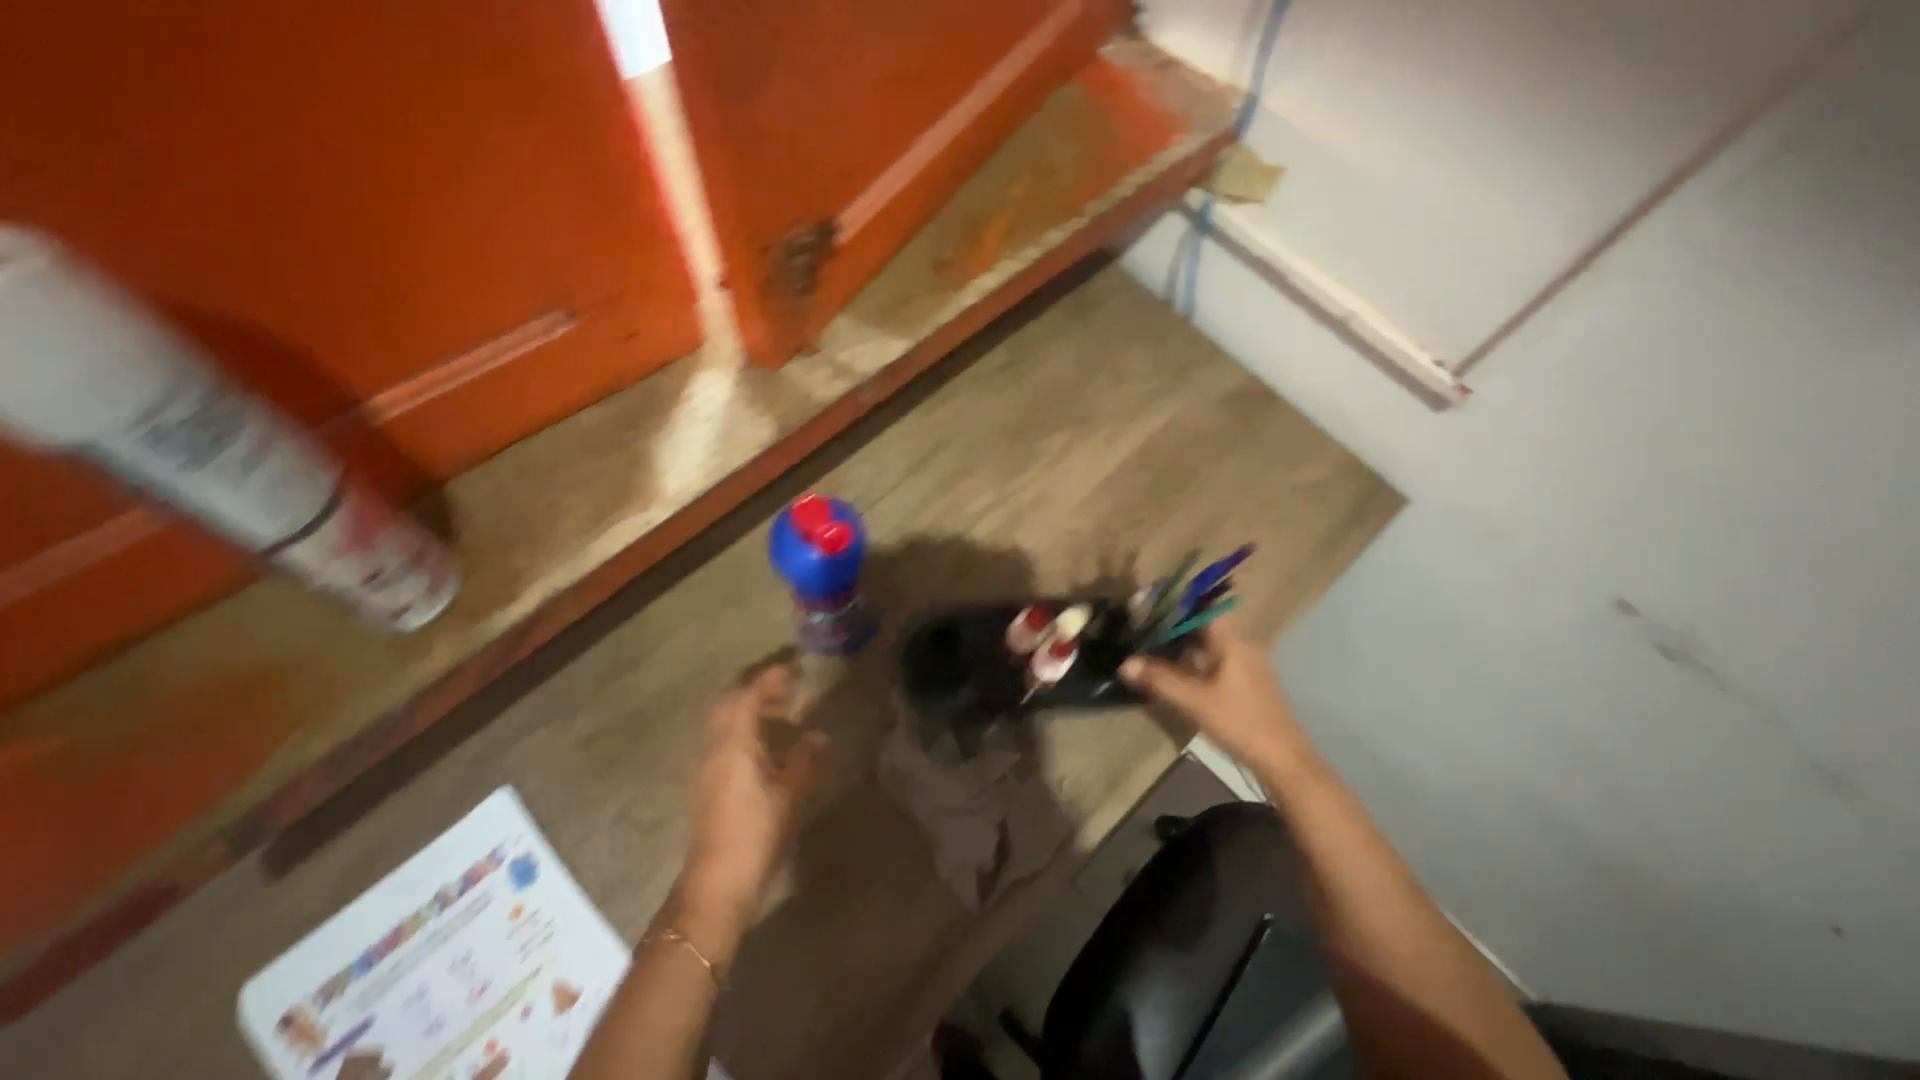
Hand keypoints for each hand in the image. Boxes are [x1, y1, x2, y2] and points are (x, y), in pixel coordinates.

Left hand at [679, 664, 827, 936]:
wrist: (716, 883)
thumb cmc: (756, 835)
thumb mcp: (790, 796)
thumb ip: (805, 761)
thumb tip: (818, 736)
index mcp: (734, 744)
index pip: (748, 696)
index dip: (770, 679)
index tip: (794, 669)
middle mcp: (714, 748)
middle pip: (728, 704)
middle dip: (755, 690)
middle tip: (786, 689)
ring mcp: (706, 768)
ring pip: (723, 724)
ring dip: (747, 711)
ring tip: (780, 716)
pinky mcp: (706, 786)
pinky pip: (723, 742)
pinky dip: (743, 732)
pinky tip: (764, 749)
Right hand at [1120, 618, 1308, 773]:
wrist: (1281, 758)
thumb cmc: (1239, 722)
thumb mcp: (1195, 701)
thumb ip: (1160, 679)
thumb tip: (1126, 664)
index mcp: (1233, 642)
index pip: (1203, 609)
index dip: (1176, 605)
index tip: (1150, 606)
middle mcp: (1242, 647)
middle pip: (1205, 627)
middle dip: (1175, 627)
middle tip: (1144, 630)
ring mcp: (1246, 666)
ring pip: (1209, 646)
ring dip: (1183, 646)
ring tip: (1152, 650)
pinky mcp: (1246, 684)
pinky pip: (1214, 662)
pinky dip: (1194, 663)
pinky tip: (1175, 675)